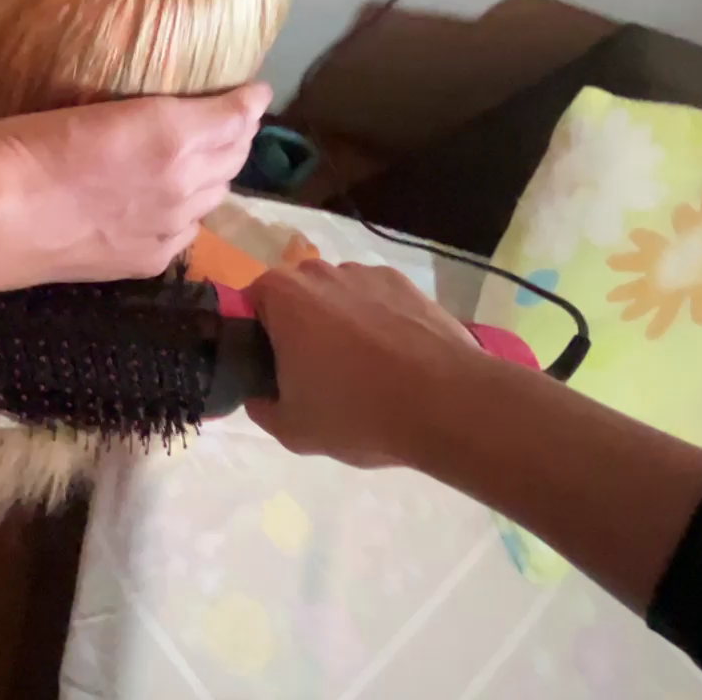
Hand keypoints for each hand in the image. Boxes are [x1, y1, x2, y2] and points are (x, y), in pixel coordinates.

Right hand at [0, 83, 270, 284]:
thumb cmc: (21, 144)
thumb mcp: (86, 108)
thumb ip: (138, 115)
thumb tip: (154, 117)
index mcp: (172, 131)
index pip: (236, 116)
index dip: (250, 102)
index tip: (255, 93)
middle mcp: (185, 181)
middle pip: (233, 156)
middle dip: (238, 135)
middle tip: (232, 123)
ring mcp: (170, 227)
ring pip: (216, 196)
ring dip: (217, 174)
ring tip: (208, 161)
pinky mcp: (149, 260)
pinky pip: (188, 232)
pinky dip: (190, 213)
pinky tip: (176, 207)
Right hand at [244, 260, 480, 467]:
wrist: (449, 405)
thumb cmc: (357, 411)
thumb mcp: (292, 429)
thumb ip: (262, 408)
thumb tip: (261, 397)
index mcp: (281, 294)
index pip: (251, 304)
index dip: (259, 338)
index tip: (276, 370)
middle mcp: (318, 271)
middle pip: (295, 295)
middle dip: (299, 326)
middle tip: (315, 373)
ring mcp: (365, 274)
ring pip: (337, 296)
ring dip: (339, 322)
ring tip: (364, 368)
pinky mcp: (406, 284)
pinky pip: (376, 300)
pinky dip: (379, 321)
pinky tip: (396, 359)